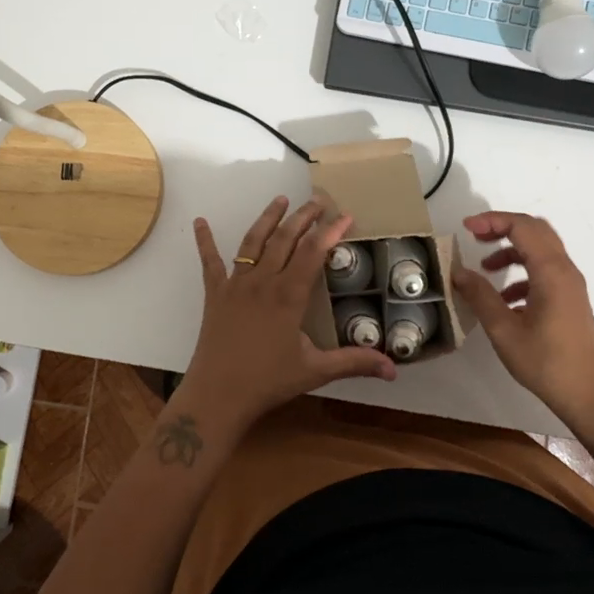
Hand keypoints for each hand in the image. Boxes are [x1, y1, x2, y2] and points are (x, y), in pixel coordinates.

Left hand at [180, 196, 396, 431]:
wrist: (218, 394)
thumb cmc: (268, 381)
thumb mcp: (316, 371)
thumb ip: (354, 363)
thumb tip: (394, 369)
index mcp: (289, 295)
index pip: (313, 252)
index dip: (331, 231)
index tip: (346, 216)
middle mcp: (262, 281)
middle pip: (285, 238)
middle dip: (303, 216)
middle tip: (318, 200)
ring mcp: (236, 285)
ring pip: (253, 241)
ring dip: (268, 218)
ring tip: (280, 200)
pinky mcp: (215, 294)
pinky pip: (210, 262)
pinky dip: (205, 240)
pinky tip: (200, 222)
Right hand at [452, 211, 593, 414]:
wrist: (586, 394)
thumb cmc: (545, 362)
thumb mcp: (503, 330)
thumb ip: (480, 296)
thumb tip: (458, 272)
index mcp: (551, 272)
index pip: (522, 227)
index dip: (492, 221)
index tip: (466, 228)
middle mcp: (566, 271)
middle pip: (535, 231)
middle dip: (503, 228)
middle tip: (475, 237)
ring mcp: (571, 285)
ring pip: (541, 250)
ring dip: (512, 250)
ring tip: (485, 269)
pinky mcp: (570, 300)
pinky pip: (546, 271)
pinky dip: (523, 272)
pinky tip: (505, 299)